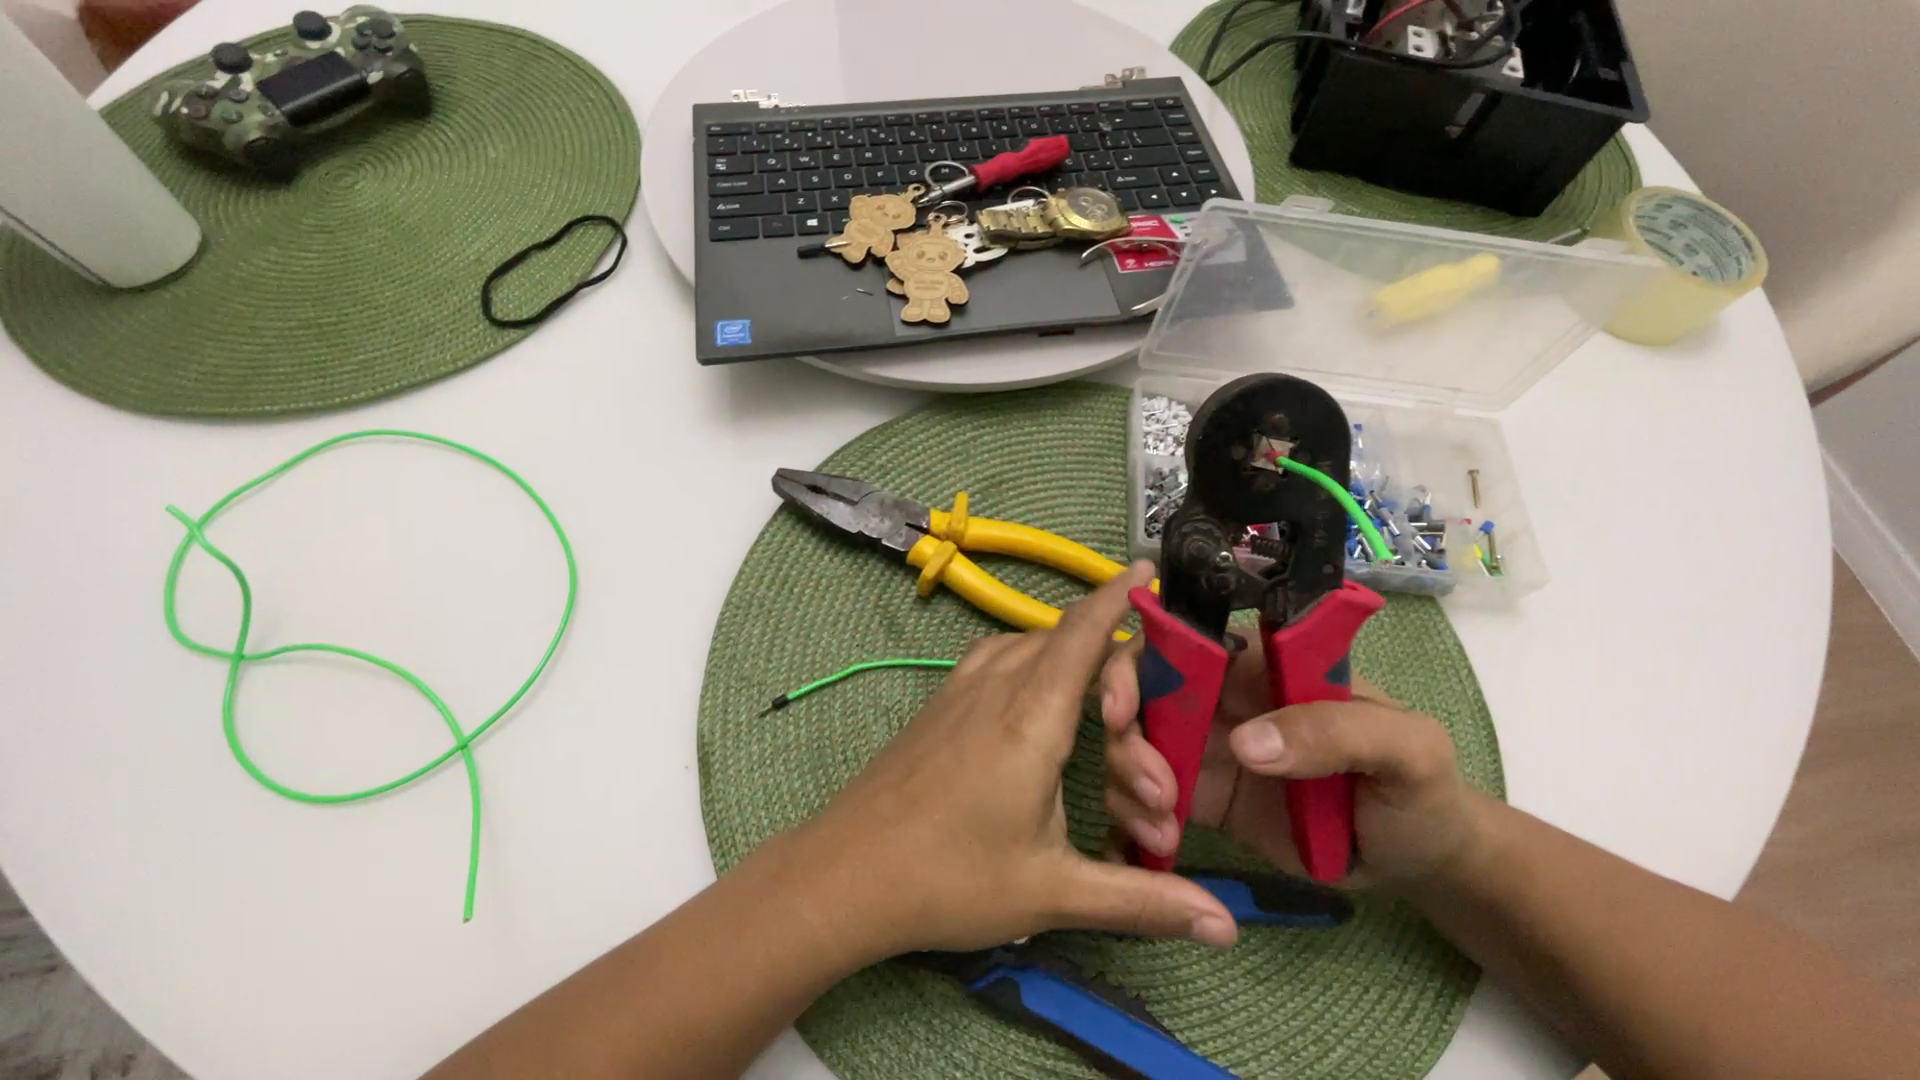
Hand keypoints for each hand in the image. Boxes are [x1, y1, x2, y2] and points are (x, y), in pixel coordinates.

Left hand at [792, 562, 1238, 960]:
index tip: (1147, 570)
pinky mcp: (939, 708)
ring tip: (1109, 765)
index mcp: (1031, 715)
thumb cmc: (948, 878)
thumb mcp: (1052, 891)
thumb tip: (1225, 928)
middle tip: (1151, 792)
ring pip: (1034, 658)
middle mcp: (996, 686)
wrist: (840, 877)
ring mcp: (960, 692)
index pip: (1084, 632)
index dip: (1118, 596)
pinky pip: (1000, 669)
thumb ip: (1142, 899)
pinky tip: (1048, 731)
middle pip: (1073, 654)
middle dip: (1125, 706)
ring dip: (1080, 693)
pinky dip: (1038, 683)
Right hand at [1100, 639, 1482, 885]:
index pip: (1181, 639)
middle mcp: (1219, 698)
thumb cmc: (1420, 786)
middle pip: (1139, 693)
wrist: (1417, 860)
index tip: (1122, 711)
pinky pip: (1145, 797)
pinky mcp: (1199, 798)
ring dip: (1127, 783)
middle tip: (1155, 792)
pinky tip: (1154, 851)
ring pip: (1132, 746)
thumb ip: (1337, 732)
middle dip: (1127, 738)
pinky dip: (1133, 819)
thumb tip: (1247, 744)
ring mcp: (1204, 748)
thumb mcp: (1405, 749)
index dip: (1137, 663)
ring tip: (1164, 833)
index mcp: (1259, 664)